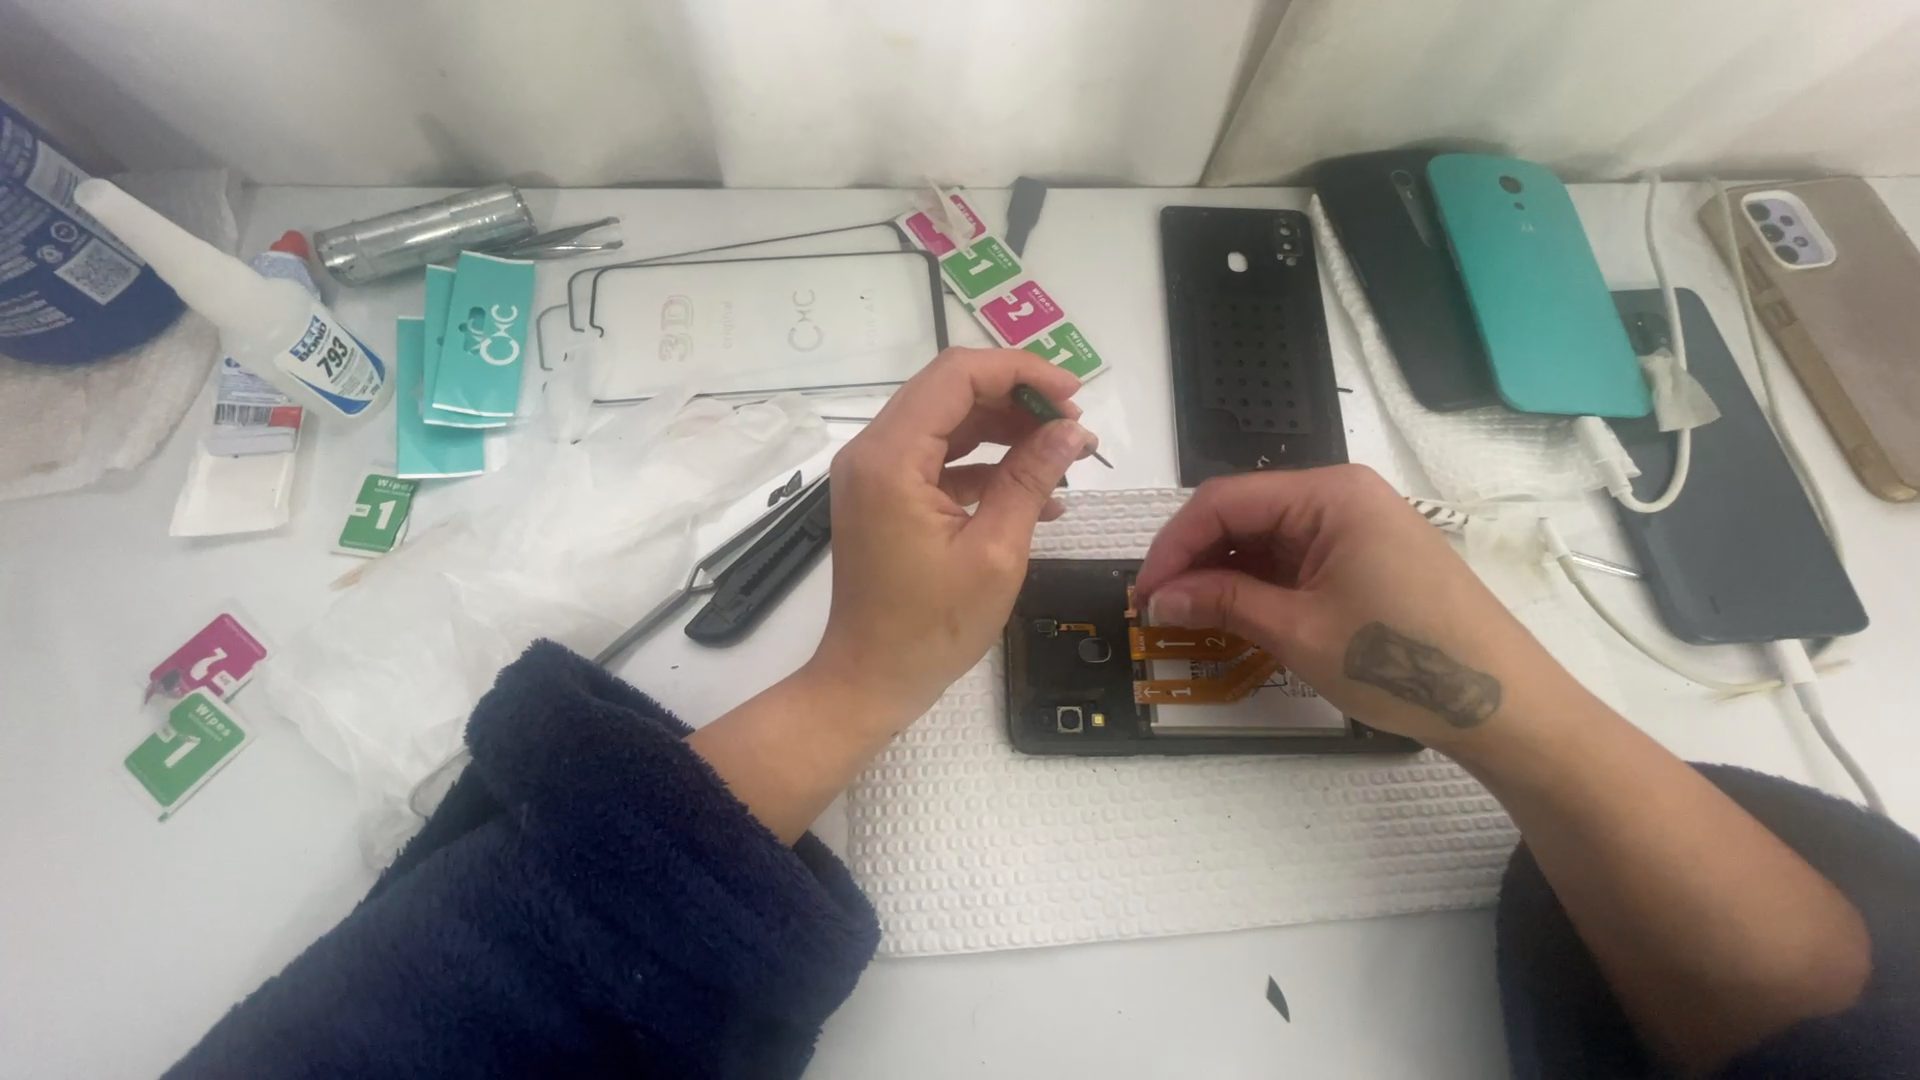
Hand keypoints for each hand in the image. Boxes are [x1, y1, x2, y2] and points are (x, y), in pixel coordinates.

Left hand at [809, 348, 1095, 727]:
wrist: (872, 679)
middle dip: (1017, 399)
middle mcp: (873, 452)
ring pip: (948, 424)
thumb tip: (1071, 430)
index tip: (1073, 394)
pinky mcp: (886, 497)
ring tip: (1065, 454)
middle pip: (950, 392)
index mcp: (890, 458)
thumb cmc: (932, 629)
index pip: (956, 376)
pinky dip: (985, 467)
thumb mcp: (996, 553)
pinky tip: (1037, 494)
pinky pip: (940, 462)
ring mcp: (876, 474)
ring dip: (1005, 431)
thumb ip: (1030, 479)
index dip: (1020, 372)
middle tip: (1073, 425)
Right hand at [1133, 465, 1562, 748]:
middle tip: (1159, 608)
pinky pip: (1292, 561)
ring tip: (1190, 617)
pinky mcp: (1364, 559)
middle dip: (1194, 560)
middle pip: (1242, 515)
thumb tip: (1157, 596)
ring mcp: (1356, 528)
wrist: (1507, 709)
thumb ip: (1220, 602)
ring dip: (1222, 576)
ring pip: (1263, 540)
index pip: (1223, 501)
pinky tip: (1234, 616)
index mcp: (1329, 493)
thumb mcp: (1297, 630)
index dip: (1173, 545)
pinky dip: (1256, 586)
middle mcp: (1341, 497)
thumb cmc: (1403, 661)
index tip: (1143, 591)